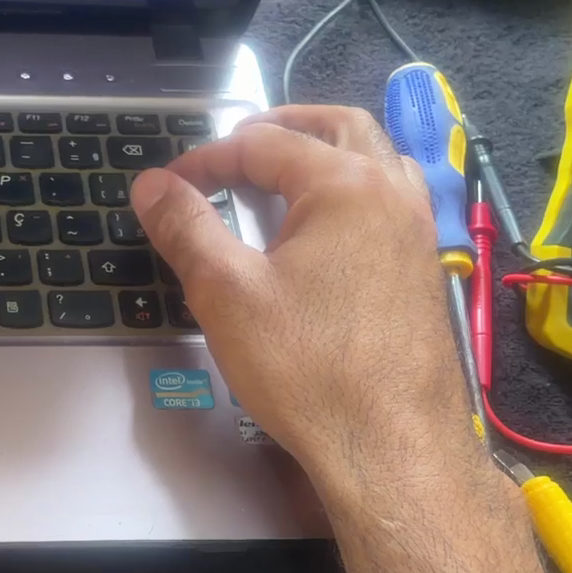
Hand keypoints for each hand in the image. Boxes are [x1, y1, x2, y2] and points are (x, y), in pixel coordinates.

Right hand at [131, 106, 478, 506]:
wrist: (387, 444)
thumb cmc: (303, 366)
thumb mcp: (225, 292)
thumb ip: (186, 228)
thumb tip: (150, 184)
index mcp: (345, 186)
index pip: (265, 146)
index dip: (208, 157)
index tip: (168, 184)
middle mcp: (392, 194)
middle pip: (338, 128)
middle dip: (280, 129)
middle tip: (234, 147)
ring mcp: (416, 232)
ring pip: (373, 160)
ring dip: (322, 153)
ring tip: (278, 177)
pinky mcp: (421, 271)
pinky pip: (385, 202)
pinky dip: (347, 190)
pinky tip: (320, 231)